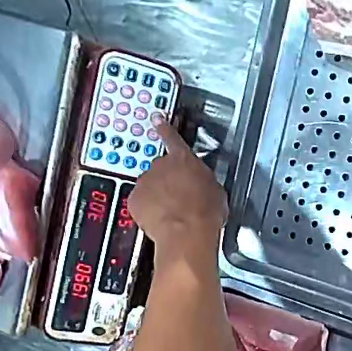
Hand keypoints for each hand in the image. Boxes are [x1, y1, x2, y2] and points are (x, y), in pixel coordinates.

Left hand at [128, 119, 225, 268]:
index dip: (164, 127)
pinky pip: (140, 201)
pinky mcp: (134, 199)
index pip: (172, 137)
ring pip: (150, 185)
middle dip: (169, 179)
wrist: (186, 232)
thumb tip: (203, 184)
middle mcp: (161, 166)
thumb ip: (204, 180)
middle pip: (161, 167)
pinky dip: (148, 207)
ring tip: (174, 211)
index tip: (156, 118)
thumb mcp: (217, 191)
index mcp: (184, 160)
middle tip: (181, 196)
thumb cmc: (205, 212)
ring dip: (159, 194)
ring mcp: (145, 182)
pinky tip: (162, 217)